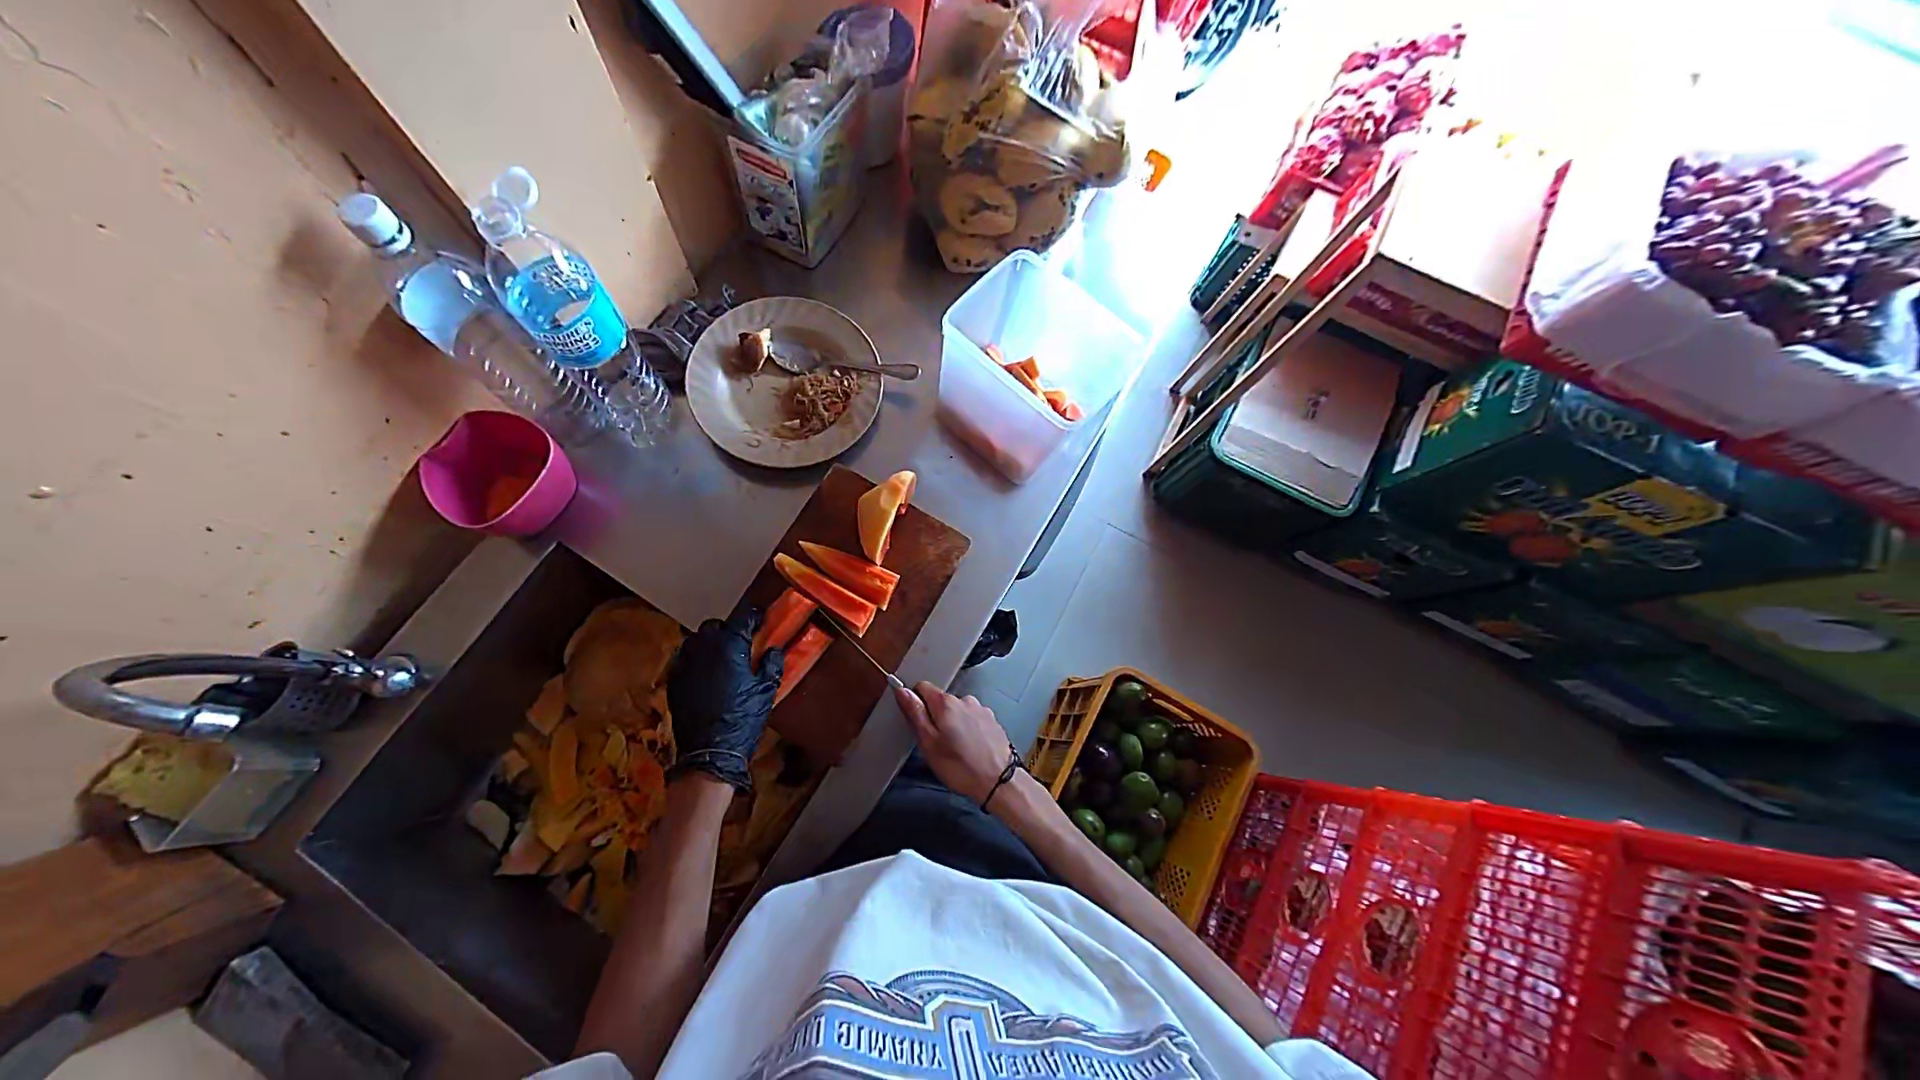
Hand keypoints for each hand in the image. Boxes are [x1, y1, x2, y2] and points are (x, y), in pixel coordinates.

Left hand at [666, 607, 782, 790]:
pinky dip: (695, 661)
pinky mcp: (674, 680)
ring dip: (709, 643)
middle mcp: (704, 649)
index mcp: (730, 647)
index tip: (760, 619)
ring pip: (696, 640)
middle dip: (728, 630)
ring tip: (722, 656)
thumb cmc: (742, 720)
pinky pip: (684, 660)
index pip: (742, 618)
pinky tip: (706, 674)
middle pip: (715, 626)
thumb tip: (774, 651)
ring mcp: (685, 664)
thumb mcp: (766, 691)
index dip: (754, 616)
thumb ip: (771, 665)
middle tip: (741, 642)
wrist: (710, 751)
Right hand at [893, 681, 1017, 804]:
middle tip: (934, 743)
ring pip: (956, 711)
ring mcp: (980, 709)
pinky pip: (971, 719)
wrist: (999, 780)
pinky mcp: (991, 720)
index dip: (914, 702)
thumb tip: (903, 692)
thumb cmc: (961, 767)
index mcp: (945, 703)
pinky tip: (968, 748)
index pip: (922, 687)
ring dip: (952, 724)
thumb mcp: (928, 743)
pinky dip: (967, 730)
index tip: (915, 720)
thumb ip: (915, 713)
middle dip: (934, 717)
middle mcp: (964, 700)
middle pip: (940, 700)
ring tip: (954, 749)